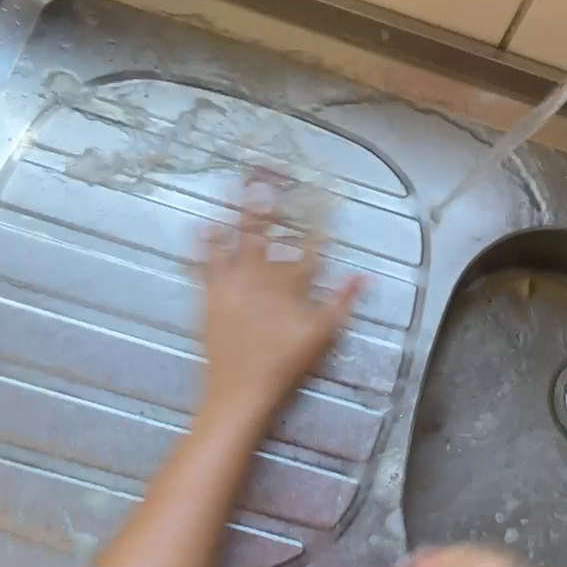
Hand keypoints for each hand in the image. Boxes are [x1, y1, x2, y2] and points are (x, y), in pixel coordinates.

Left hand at [200, 194, 362, 418]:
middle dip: (269, 203)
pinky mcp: (210, 296)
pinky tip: (202, 225)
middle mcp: (259, 276)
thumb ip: (343, 301)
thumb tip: (364, 276)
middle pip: (266, 232)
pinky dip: (204, 243)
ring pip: (234, 240)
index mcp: (289, 284)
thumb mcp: (322, 334)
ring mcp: (231, 284)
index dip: (317, 226)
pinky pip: (205, 263)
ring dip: (236, 212)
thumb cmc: (286, 363)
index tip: (324, 204)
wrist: (240, 390)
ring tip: (236, 185)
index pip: (308, 248)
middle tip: (269, 176)